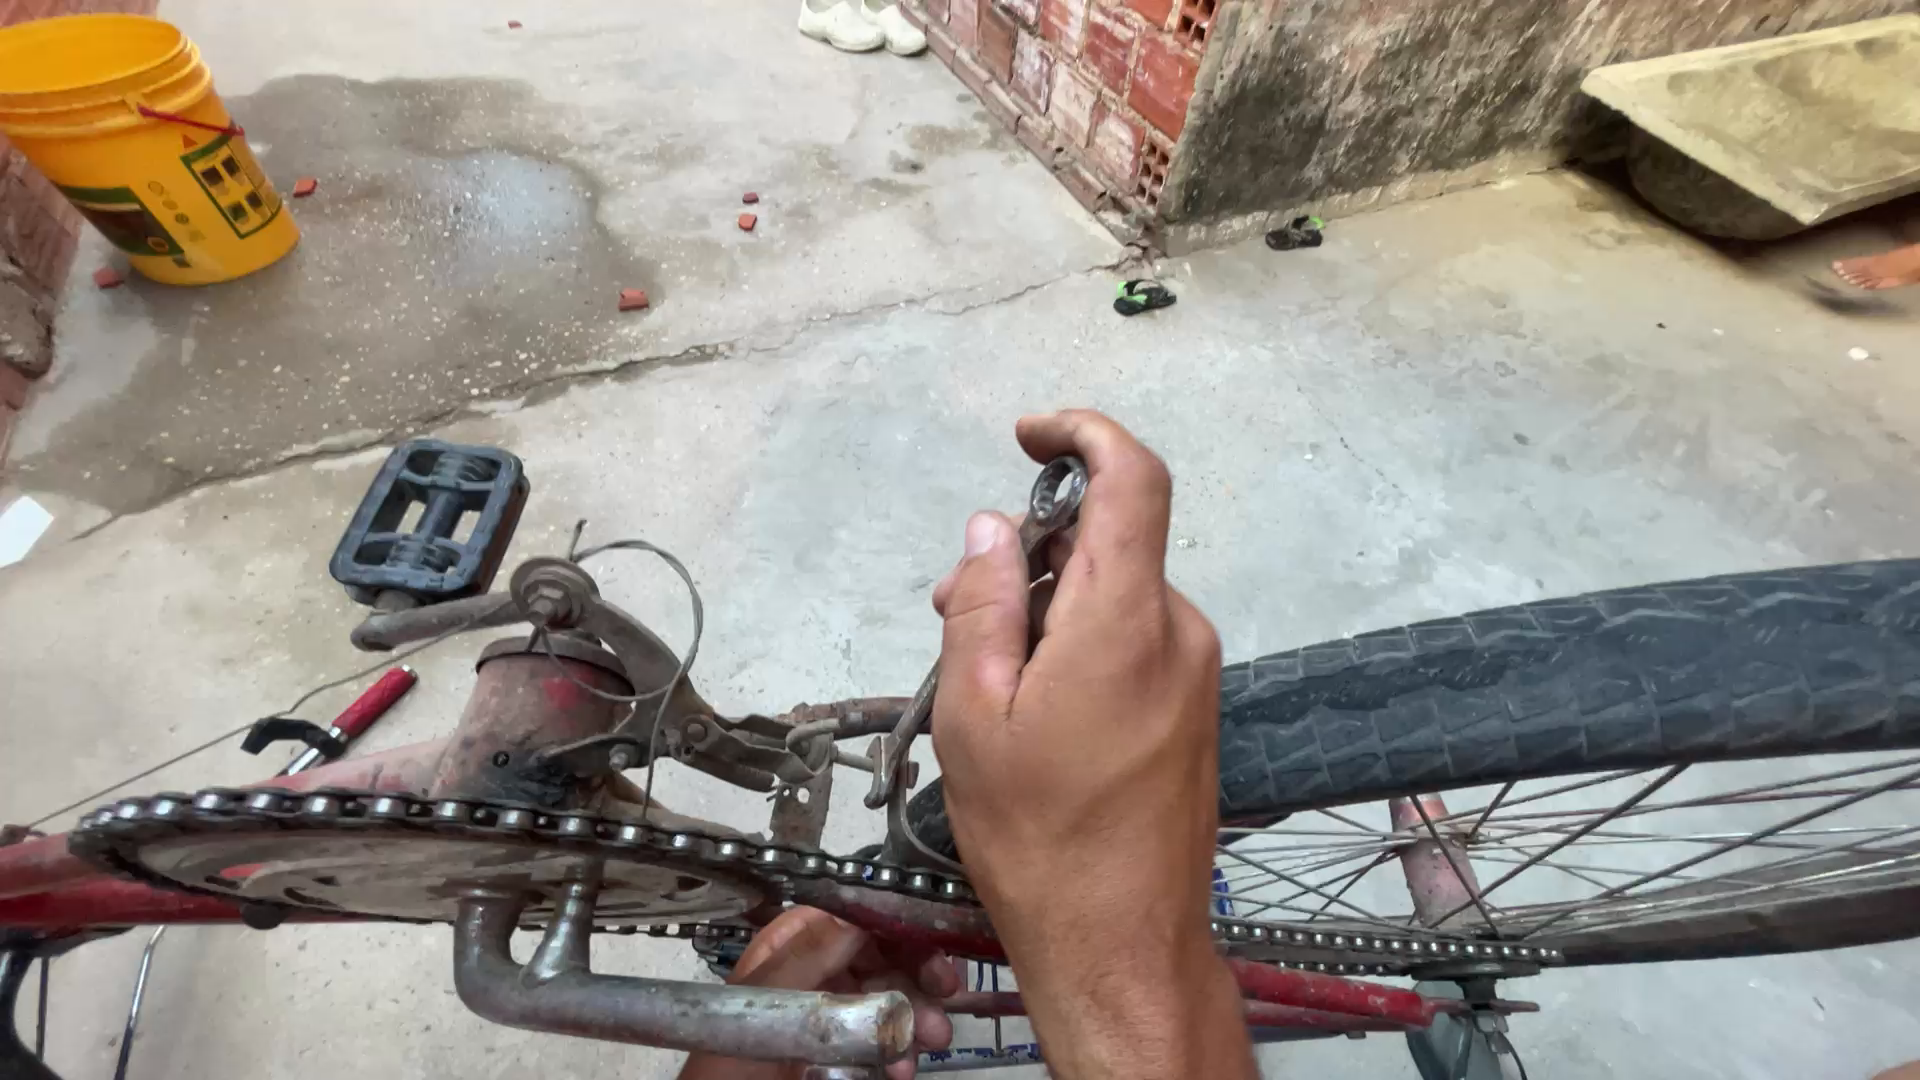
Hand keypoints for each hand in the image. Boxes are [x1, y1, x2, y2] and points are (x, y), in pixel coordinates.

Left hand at [678, 906, 957, 1079]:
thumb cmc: (729, 1058)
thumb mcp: (763, 1001)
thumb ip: (810, 954)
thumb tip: (863, 910)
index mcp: (793, 943)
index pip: (855, 915)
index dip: (897, 923)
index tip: (933, 939)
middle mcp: (817, 969)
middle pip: (882, 955)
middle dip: (917, 971)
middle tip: (948, 987)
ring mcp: (832, 1014)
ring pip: (890, 998)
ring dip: (918, 1014)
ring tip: (935, 1037)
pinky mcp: (843, 1054)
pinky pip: (883, 1040)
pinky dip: (901, 1051)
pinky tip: (904, 1068)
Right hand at [930, 410, 1253, 1079]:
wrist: (1122, 944)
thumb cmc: (1035, 834)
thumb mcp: (973, 713)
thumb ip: (984, 604)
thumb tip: (989, 527)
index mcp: (1121, 620)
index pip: (1132, 479)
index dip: (1084, 433)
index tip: (1029, 436)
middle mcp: (1174, 628)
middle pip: (1106, 540)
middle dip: (1029, 552)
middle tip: (957, 609)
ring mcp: (1192, 666)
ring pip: (1112, 590)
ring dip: (1045, 603)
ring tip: (984, 667)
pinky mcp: (1192, 700)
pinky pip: (1130, 633)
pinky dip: (1077, 636)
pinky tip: (1033, 693)